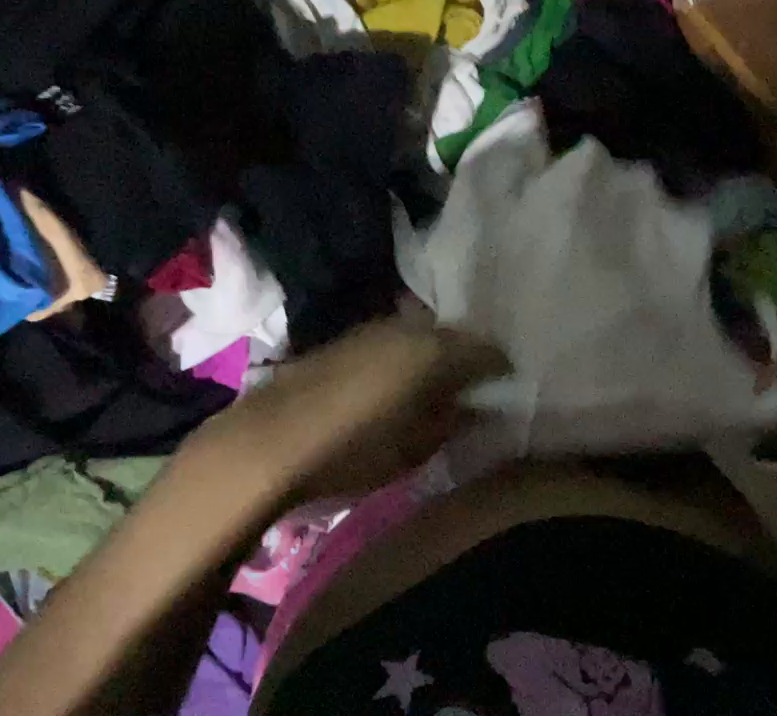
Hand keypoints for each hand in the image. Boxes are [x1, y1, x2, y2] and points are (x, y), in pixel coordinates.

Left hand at [200, 307, 509, 500]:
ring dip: (435, 355)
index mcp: (435, 349)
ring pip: (422, 334)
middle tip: (476, 390)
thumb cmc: (353, 450)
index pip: (488, 350)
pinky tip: (399, 382)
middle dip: (468, 359)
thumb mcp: (415, 448)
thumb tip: (476, 408)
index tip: (508, 393)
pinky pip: (393, 339)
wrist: (268, 440)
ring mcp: (375, 326)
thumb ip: (452, 422)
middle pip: (455, 335)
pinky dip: (406, 355)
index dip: (502, 371)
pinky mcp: (346, 336)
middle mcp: (409, 326)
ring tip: (438, 387)